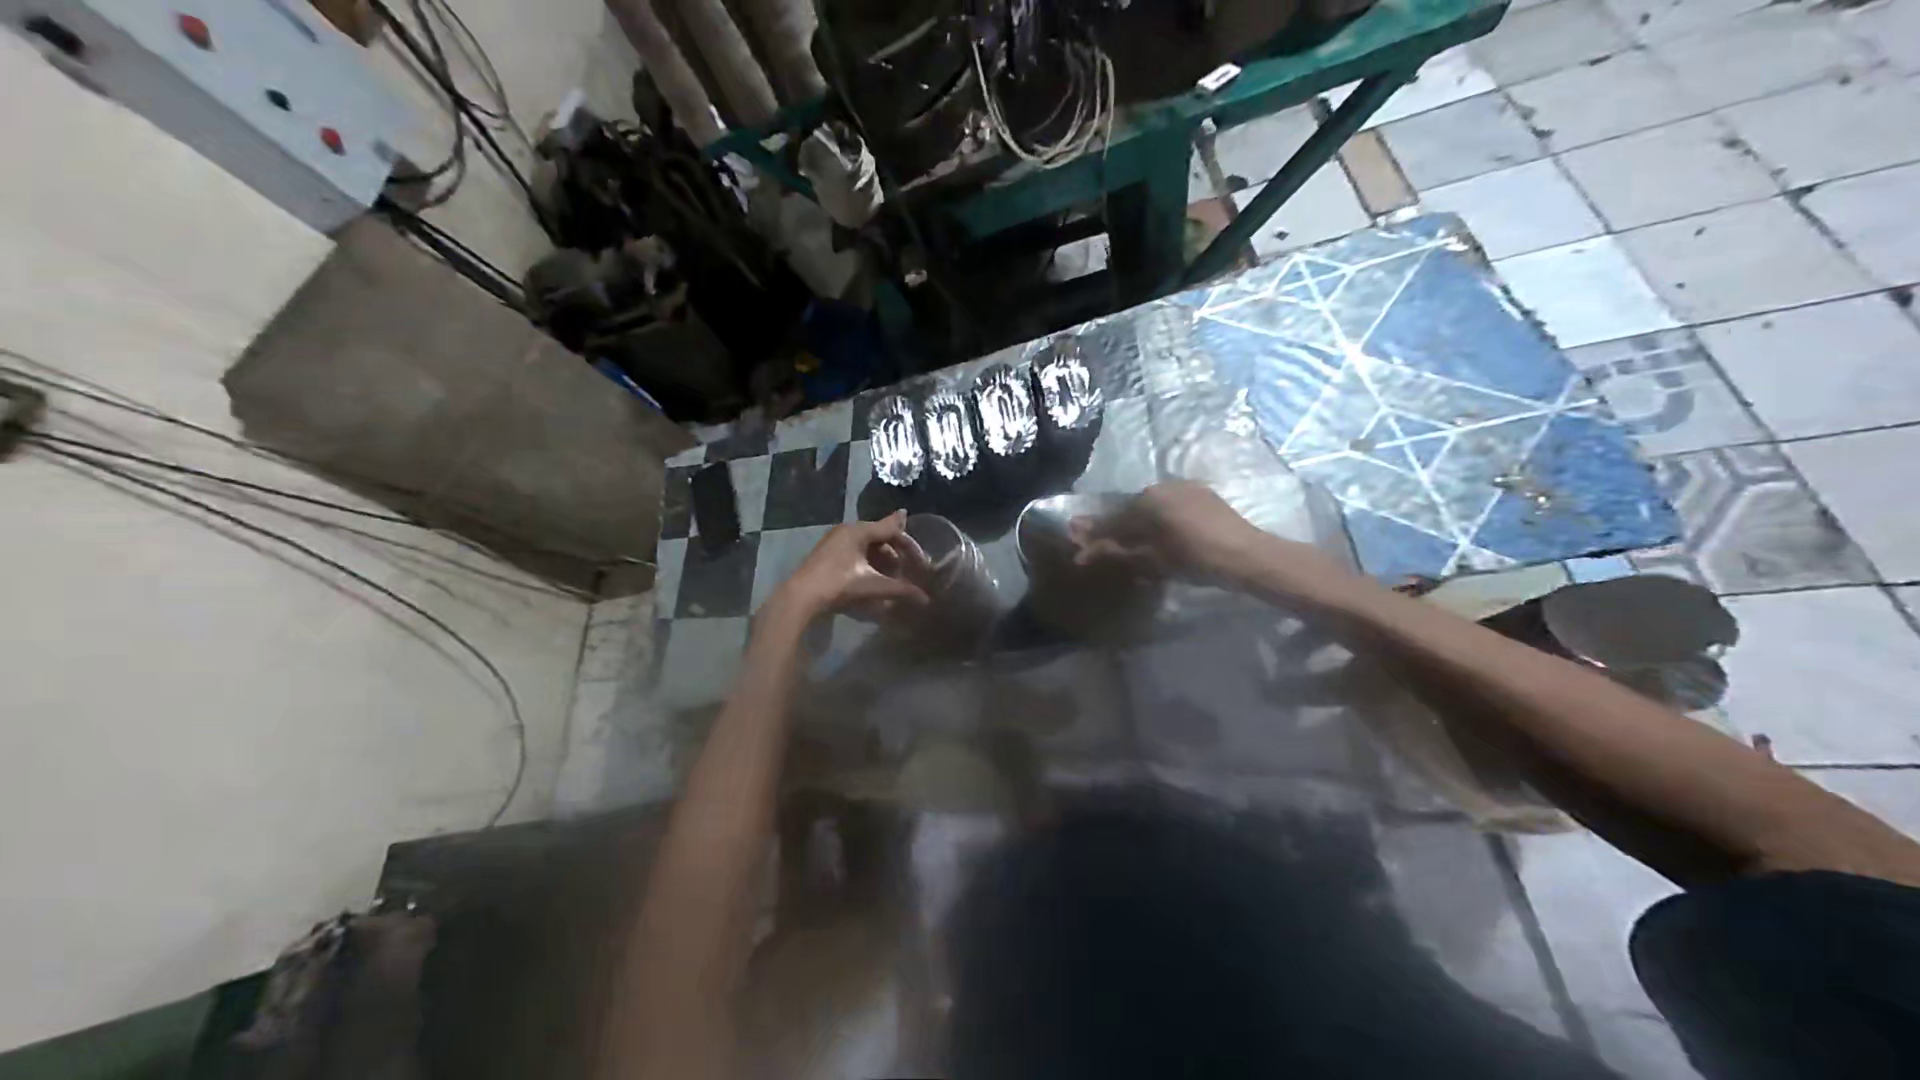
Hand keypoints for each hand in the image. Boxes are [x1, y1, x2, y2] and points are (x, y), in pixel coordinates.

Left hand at [767, 511, 932, 622]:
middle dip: (897, 555)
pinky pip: (857, 553)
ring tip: (892, 579)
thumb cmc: (838, 585)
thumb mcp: (873, 585)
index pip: (893, 530)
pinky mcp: (828, 555)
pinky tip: (874, 581)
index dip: (911, 546)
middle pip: (881, 537)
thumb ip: (901, 589)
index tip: (923, 563)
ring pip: (868, 546)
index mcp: (859, 530)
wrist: (800, 597)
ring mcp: (836, 542)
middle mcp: (848, 530)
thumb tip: (925, 598)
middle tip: (909, 571)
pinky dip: (870, 565)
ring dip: (883, 561)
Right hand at [1073, 481, 1353, 594]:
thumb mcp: (1150, 559)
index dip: (1093, 535)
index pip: (1112, 519)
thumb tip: (1081, 553)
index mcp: (1146, 499)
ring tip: (1134, 543)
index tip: (1077, 545)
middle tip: (1106, 546)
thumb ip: (1114, 552)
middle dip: (1117, 528)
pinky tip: (1162, 534)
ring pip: (1151, 506)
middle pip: (1131, 510)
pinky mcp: (1202, 494)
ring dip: (1139, 524)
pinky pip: (1170, 505)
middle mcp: (1162, 486)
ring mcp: (1184, 487)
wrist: (1246, 555)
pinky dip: (1160, 519)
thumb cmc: (1194, 559)